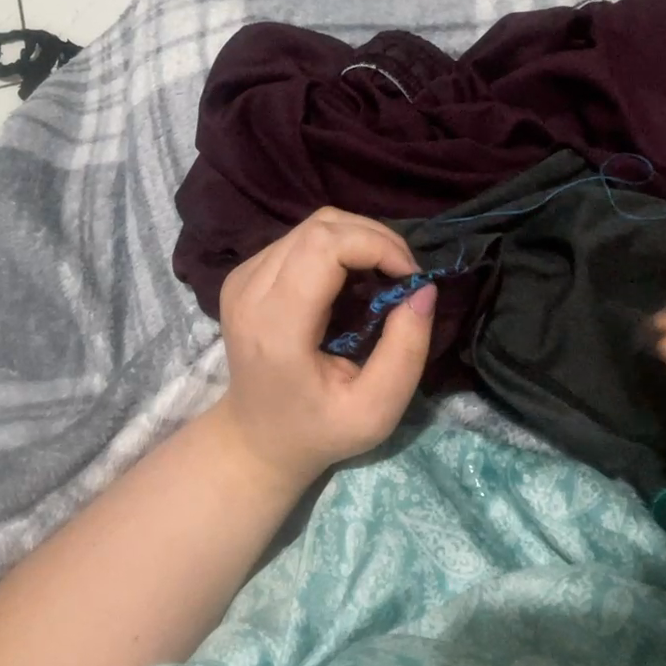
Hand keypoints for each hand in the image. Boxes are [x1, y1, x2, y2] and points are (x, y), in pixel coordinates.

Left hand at [214, 208, 436, 488]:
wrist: (256, 438)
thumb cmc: (319, 431)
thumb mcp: (376, 411)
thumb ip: (405, 352)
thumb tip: (424, 289)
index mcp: (277, 326)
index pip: (324, 246)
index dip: (377, 244)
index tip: (411, 276)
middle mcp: (249, 292)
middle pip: (320, 226)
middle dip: (374, 238)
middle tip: (404, 274)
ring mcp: (241, 279)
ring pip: (311, 226)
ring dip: (357, 239)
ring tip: (383, 275)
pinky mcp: (243, 275)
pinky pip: (298, 239)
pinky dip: (336, 248)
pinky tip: (352, 280)